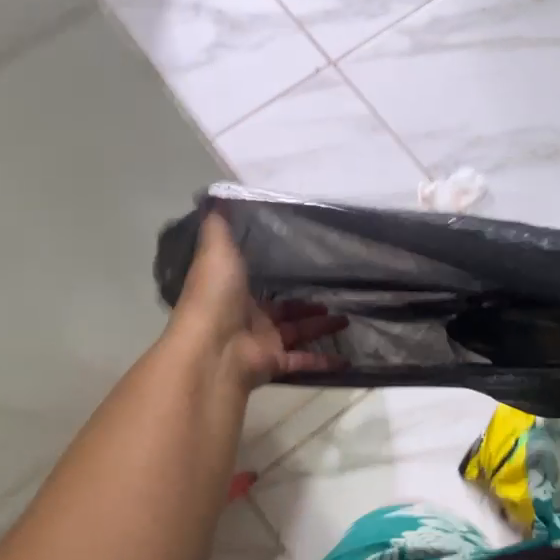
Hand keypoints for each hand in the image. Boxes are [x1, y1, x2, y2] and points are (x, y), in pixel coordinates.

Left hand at [166, 213, 348, 390]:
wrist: (213, 347)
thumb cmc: (215, 295)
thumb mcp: (216, 250)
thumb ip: (220, 226)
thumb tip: (216, 196)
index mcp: (234, 292)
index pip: (259, 284)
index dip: (279, 276)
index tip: (304, 266)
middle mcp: (248, 318)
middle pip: (283, 311)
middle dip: (307, 305)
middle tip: (334, 297)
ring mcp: (262, 343)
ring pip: (297, 333)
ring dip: (320, 328)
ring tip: (346, 320)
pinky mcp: (275, 363)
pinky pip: (304, 361)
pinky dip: (324, 362)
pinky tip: (347, 360)